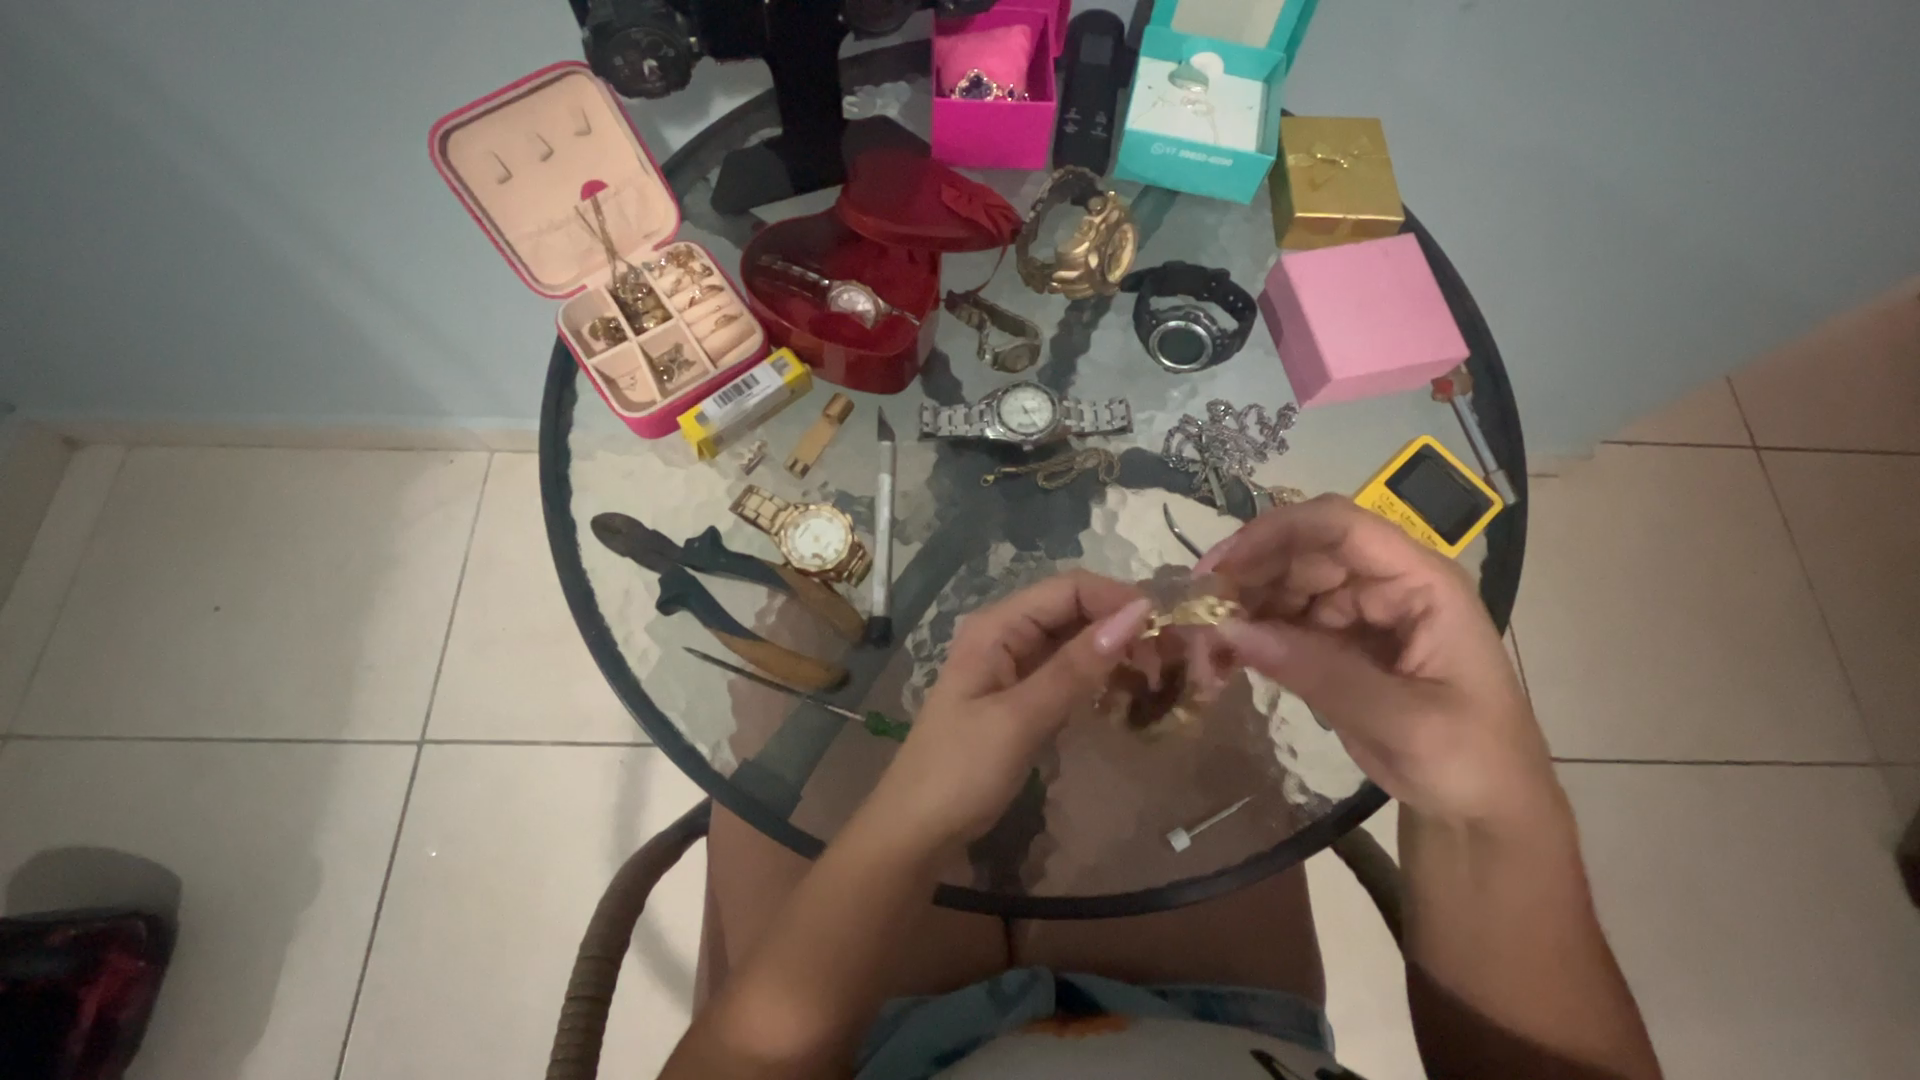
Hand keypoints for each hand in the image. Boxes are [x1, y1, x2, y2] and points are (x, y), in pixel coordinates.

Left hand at [865, 571, 1152, 851]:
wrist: (917, 831)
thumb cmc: (961, 771)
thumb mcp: (1021, 718)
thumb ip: (1077, 667)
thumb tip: (1136, 613)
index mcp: (997, 627)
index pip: (1068, 589)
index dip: (1117, 599)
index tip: (1168, 627)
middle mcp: (1005, 636)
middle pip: (1073, 611)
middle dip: (1122, 624)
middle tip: (1173, 656)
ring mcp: (1013, 668)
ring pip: (1074, 642)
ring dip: (1115, 651)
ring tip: (1160, 674)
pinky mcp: (1022, 699)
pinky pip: (1067, 673)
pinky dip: (1098, 678)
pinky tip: (1128, 693)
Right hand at [1199, 496, 1558, 828]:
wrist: (1486, 810)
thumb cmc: (1468, 760)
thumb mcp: (1399, 720)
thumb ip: (1315, 671)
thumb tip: (1229, 630)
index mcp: (1421, 583)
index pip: (1340, 527)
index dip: (1274, 534)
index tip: (1219, 568)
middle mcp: (1390, 584)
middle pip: (1306, 551)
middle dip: (1250, 572)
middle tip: (1198, 610)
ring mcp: (1365, 611)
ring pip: (1290, 582)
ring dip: (1246, 603)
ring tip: (1206, 638)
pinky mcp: (1344, 641)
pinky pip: (1289, 620)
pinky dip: (1255, 632)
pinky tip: (1226, 653)